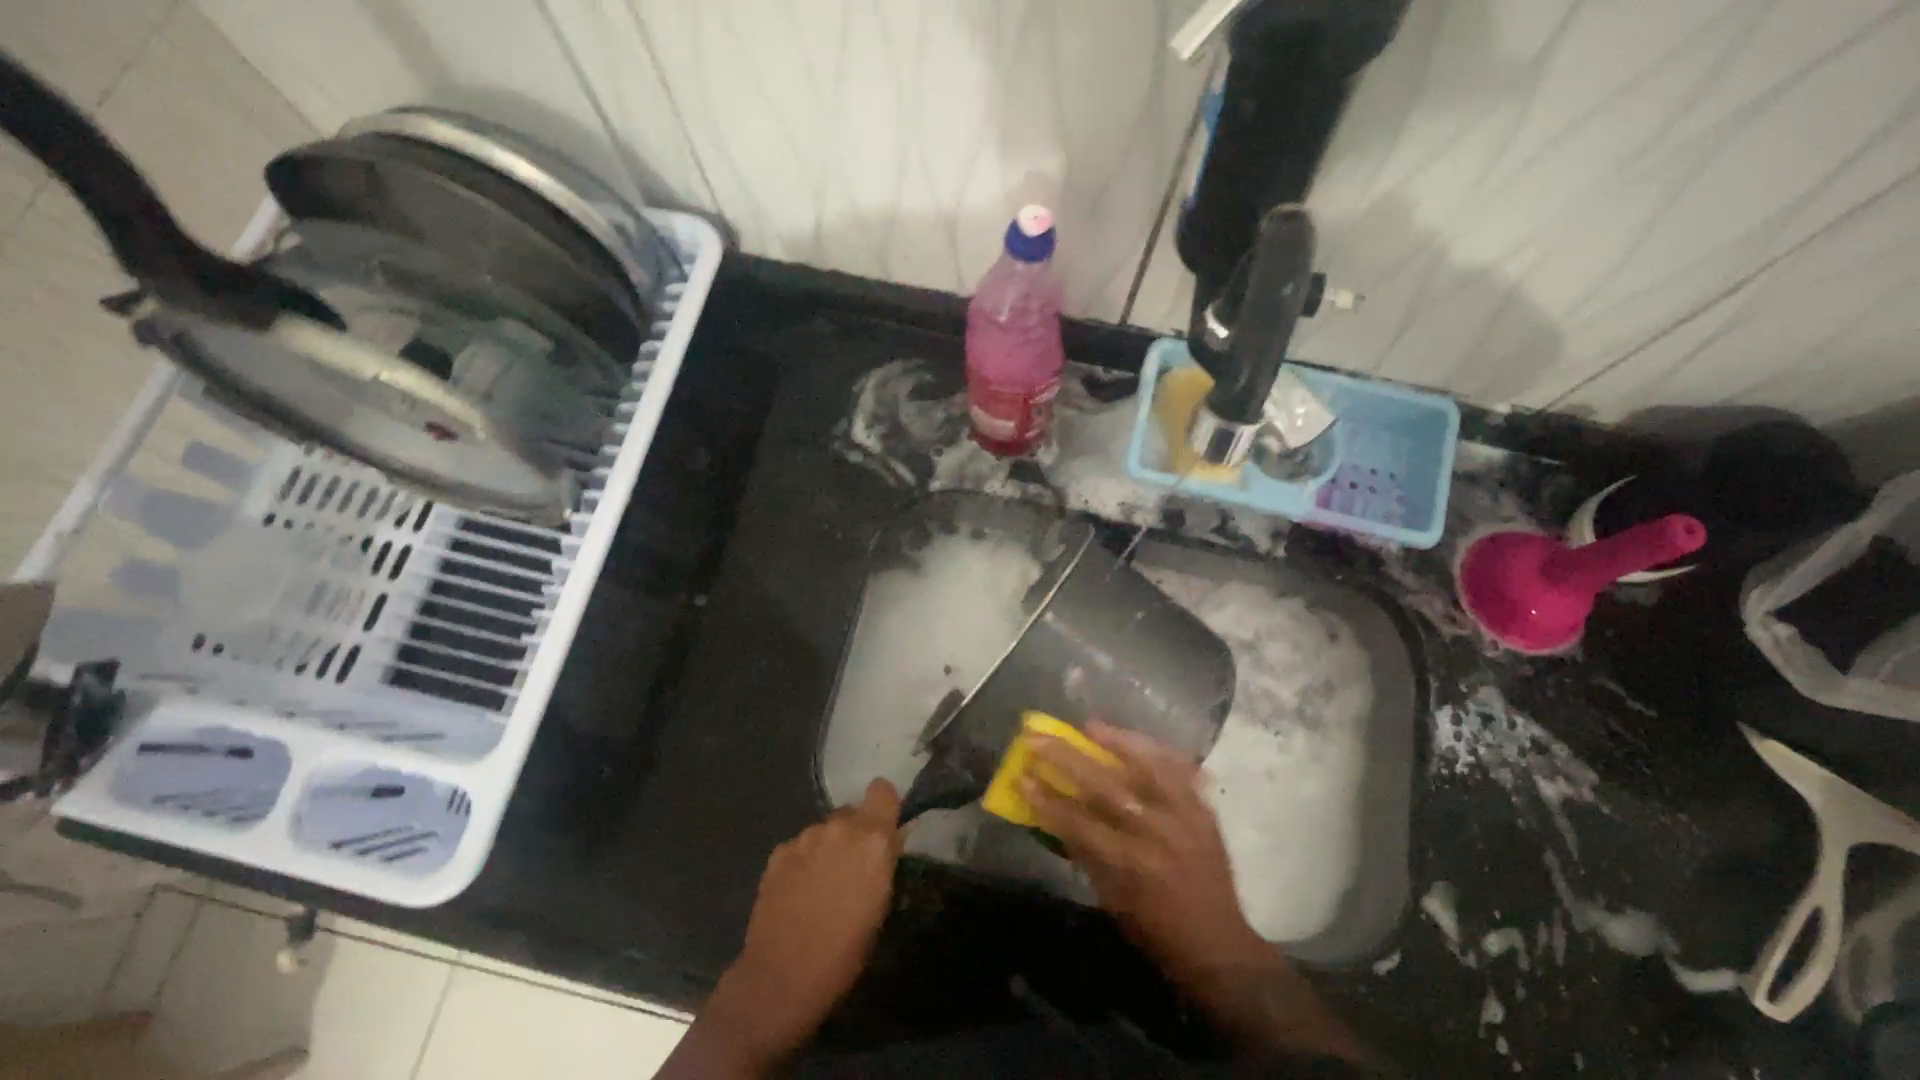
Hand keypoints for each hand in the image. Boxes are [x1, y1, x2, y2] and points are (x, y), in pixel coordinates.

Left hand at [663, 779, 902, 1076]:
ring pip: (824, 830)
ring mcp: (804, 837)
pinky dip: (803, 861)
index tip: (885, 828)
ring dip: (828, 847)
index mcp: (873, 839)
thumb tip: (886, 845)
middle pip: (852, 813)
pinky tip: (797, 892)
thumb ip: (884, 863)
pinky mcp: (778, 852)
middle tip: (853, 867)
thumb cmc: (846, 950)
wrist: (784, 974)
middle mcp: (839, 827)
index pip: (883, 791)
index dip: (884, 806)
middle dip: (856, 833)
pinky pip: (800, 846)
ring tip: (822, 884)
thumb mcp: (882, 906)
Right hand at [1023, 723, 1264, 990]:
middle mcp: (1157, 833)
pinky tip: (1139, 741)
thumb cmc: (1154, 930)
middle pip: (1105, 785)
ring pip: (1148, 767)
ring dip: (1116, 742)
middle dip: (1066, 759)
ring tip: (1090, 726)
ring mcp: (1185, 817)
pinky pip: (1182, 772)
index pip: (1078, 821)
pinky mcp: (1205, 812)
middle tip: (1038, 738)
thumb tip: (1053, 817)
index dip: (1046, 798)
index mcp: (1130, 863)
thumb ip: (1084, 854)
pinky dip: (1159, 753)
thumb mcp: (1110, 899)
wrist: (1217, 944)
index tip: (1022, 775)